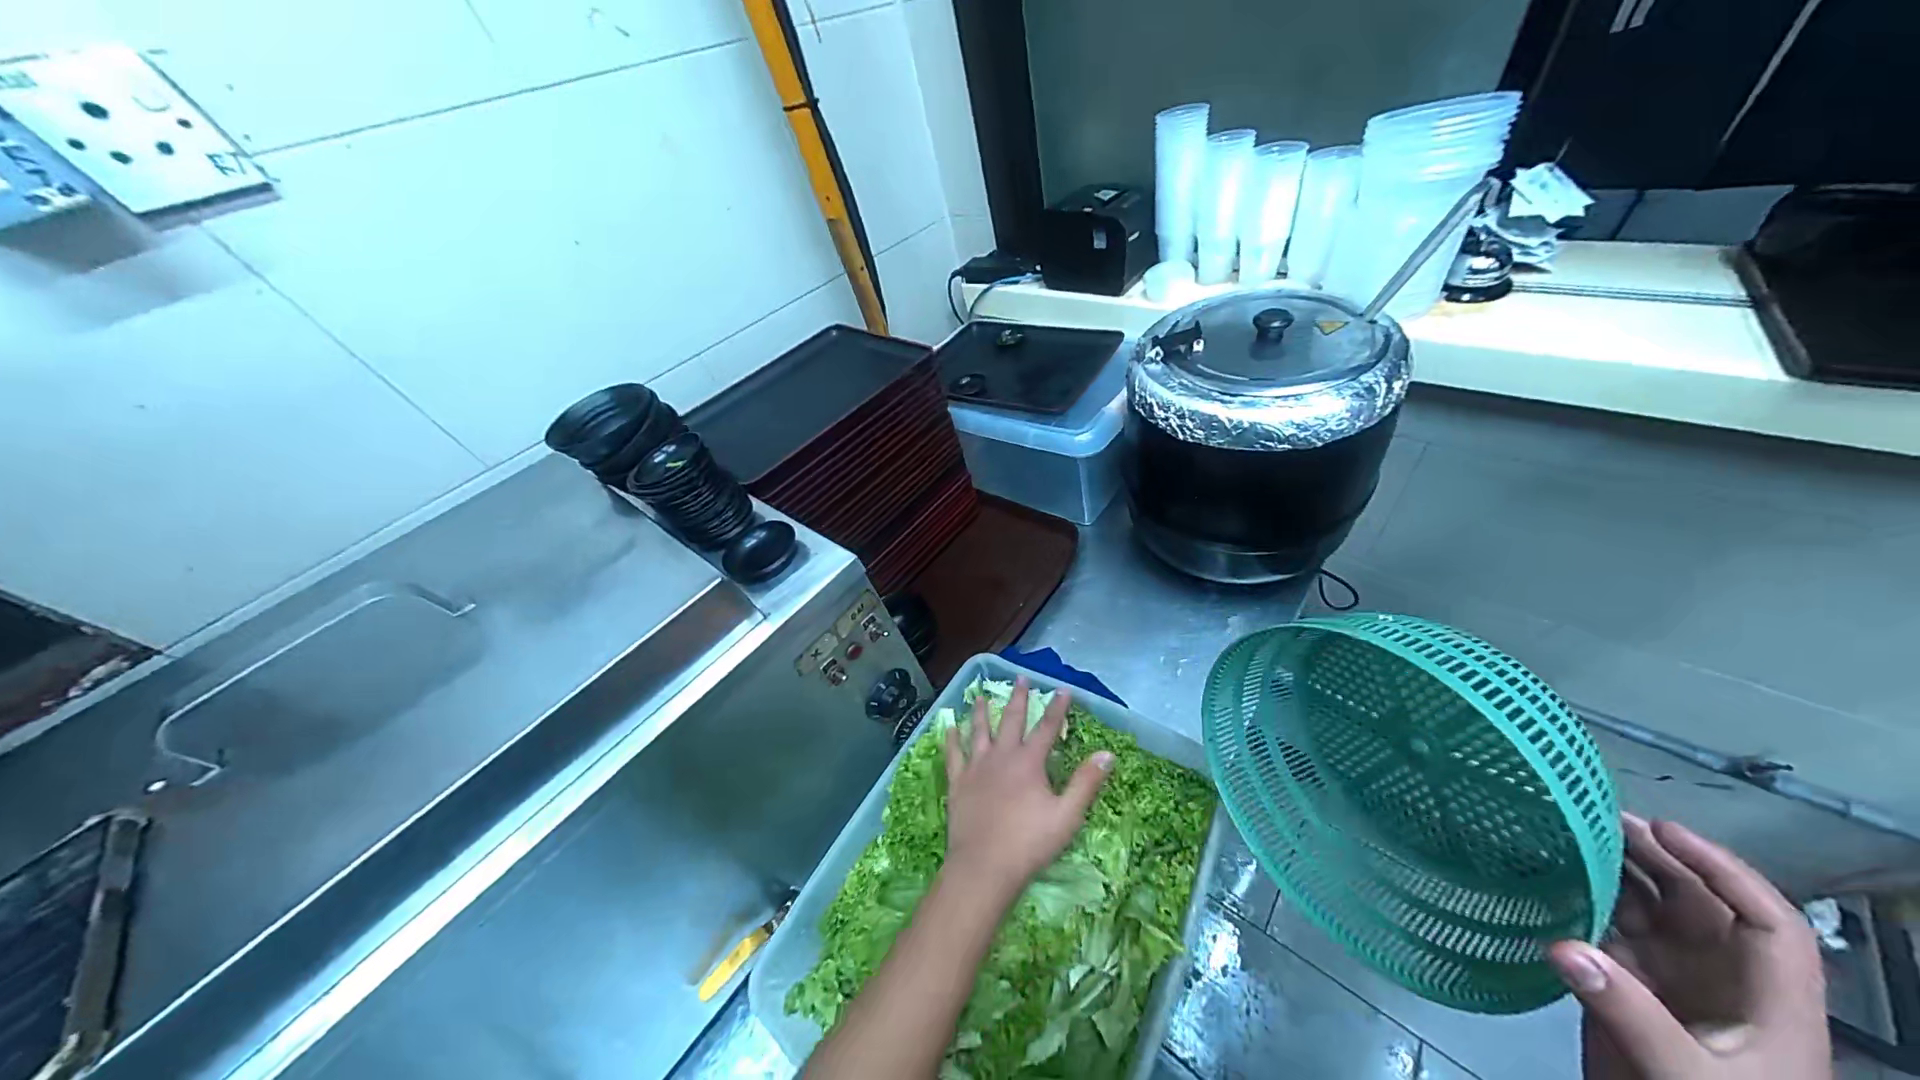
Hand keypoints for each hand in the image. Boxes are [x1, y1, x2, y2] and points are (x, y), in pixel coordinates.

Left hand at [942, 678, 1113, 895]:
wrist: (984, 866)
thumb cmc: (1029, 843)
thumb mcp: (1067, 815)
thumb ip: (1086, 782)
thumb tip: (1107, 753)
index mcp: (1029, 762)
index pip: (1047, 728)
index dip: (1057, 708)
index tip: (1062, 689)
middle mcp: (1001, 757)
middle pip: (1012, 721)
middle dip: (1019, 698)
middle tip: (1021, 678)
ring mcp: (976, 768)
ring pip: (979, 731)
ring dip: (982, 712)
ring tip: (982, 695)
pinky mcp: (957, 783)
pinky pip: (954, 755)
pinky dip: (952, 739)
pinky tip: (950, 728)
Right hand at [1548, 815, 1829, 1079]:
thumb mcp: (1685, 1079)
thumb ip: (1630, 1015)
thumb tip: (1563, 946)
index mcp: (1769, 1003)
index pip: (1767, 922)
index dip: (1723, 869)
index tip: (1665, 830)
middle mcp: (1724, 982)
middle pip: (1702, 905)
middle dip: (1658, 856)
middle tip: (1600, 815)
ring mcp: (1676, 984)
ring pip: (1652, 910)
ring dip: (1618, 871)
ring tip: (1574, 831)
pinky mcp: (1631, 990)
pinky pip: (1609, 931)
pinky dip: (1584, 900)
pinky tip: (1555, 877)